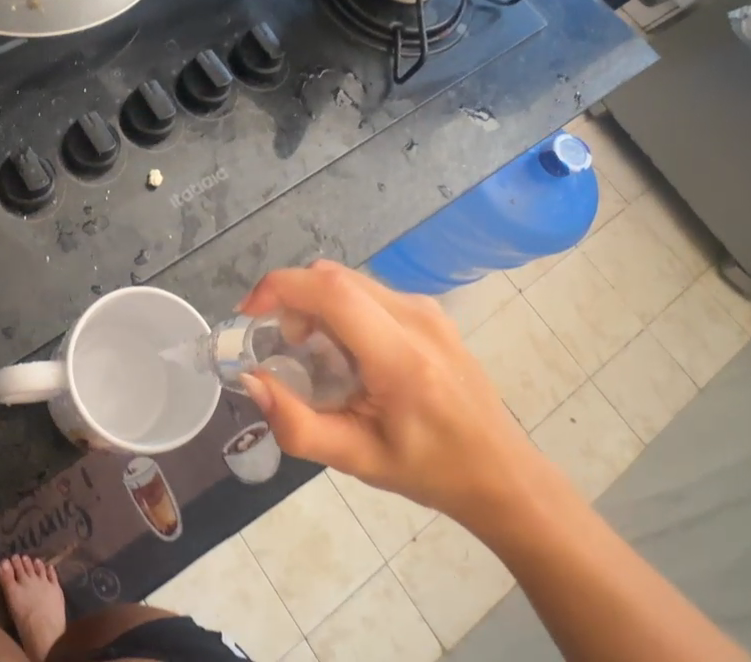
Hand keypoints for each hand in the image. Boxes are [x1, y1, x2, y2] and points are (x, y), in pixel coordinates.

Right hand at [237, 261, 550, 528]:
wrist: (501, 473)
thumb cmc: (429, 470)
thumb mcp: (355, 459)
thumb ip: (296, 425)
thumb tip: (251, 379)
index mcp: (401, 359)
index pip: (332, 291)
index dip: (280, 288)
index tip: (249, 314)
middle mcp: (416, 319)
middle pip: (334, 277)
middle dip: (292, 298)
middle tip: (283, 344)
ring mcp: (427, 310)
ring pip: (348, 279)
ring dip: (313, 302)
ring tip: (312, 352)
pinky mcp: (429, 310)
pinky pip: (367, 291)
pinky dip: (337, 307)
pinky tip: (344, 351)